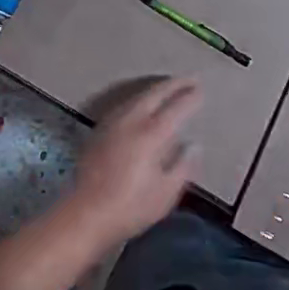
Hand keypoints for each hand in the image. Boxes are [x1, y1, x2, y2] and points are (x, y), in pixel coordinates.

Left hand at [66, 78, 201, 246]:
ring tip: (169, 87)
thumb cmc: (132, 207)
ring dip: (155, 89)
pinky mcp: (100, 129)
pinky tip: (143, 105)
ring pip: (137, 96)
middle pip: (154, 94)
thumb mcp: (166, 193)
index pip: (175, 108)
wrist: (88, 211)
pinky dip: (140, 98)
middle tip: (189, 79)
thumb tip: (193, 145)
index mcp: (151, 135)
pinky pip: (125, 104)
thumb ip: (183, 166)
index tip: (201, 89)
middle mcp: (131, 121)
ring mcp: (113, 122)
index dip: (190, 98)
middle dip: (173, 84)